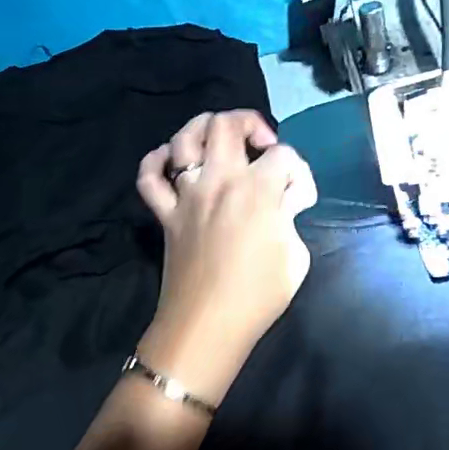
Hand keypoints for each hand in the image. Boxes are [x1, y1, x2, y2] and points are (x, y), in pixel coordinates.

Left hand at [134, 111, 317, 400]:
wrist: (208, 326)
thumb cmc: (259, 296)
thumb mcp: (297, 257)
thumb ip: (290, 218)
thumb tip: (282, 203)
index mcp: (258, 189)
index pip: (284, 155)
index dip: (299, 173)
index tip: (299, 201)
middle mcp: (219, 180)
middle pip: (228, 123)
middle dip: (251, 123)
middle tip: (261, 147)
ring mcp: (186, 194)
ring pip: (184, 138)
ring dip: (204, 127)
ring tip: (219, 140)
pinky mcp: (164, 213)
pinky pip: (149, 177)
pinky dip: (156, 161)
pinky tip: (171, 161)